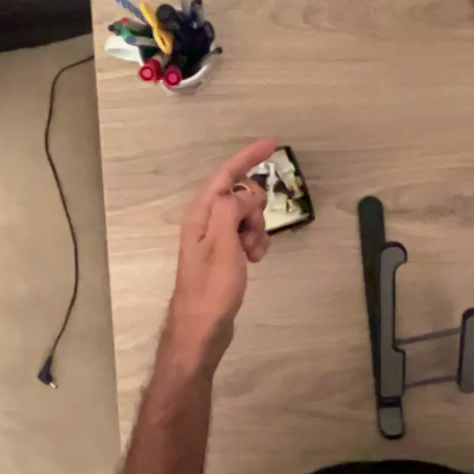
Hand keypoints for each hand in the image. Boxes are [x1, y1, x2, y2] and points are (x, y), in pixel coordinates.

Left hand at [163, 137, 277, 374]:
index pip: (226, 174)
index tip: (273, 144)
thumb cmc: (211, 287)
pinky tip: (253, 261)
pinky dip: (255, 243)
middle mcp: (205, 220)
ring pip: (246, 216)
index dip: (248, 157)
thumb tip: (245, 192)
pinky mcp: (223, 255)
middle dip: (256, 209)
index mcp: (201, 212)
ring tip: (253, 255)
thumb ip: (232, 207)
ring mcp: (214, 238)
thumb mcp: (222, 242)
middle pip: (240, 195)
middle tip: (254, 235)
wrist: (201, 329)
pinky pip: (245, 236)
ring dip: (257, 230)